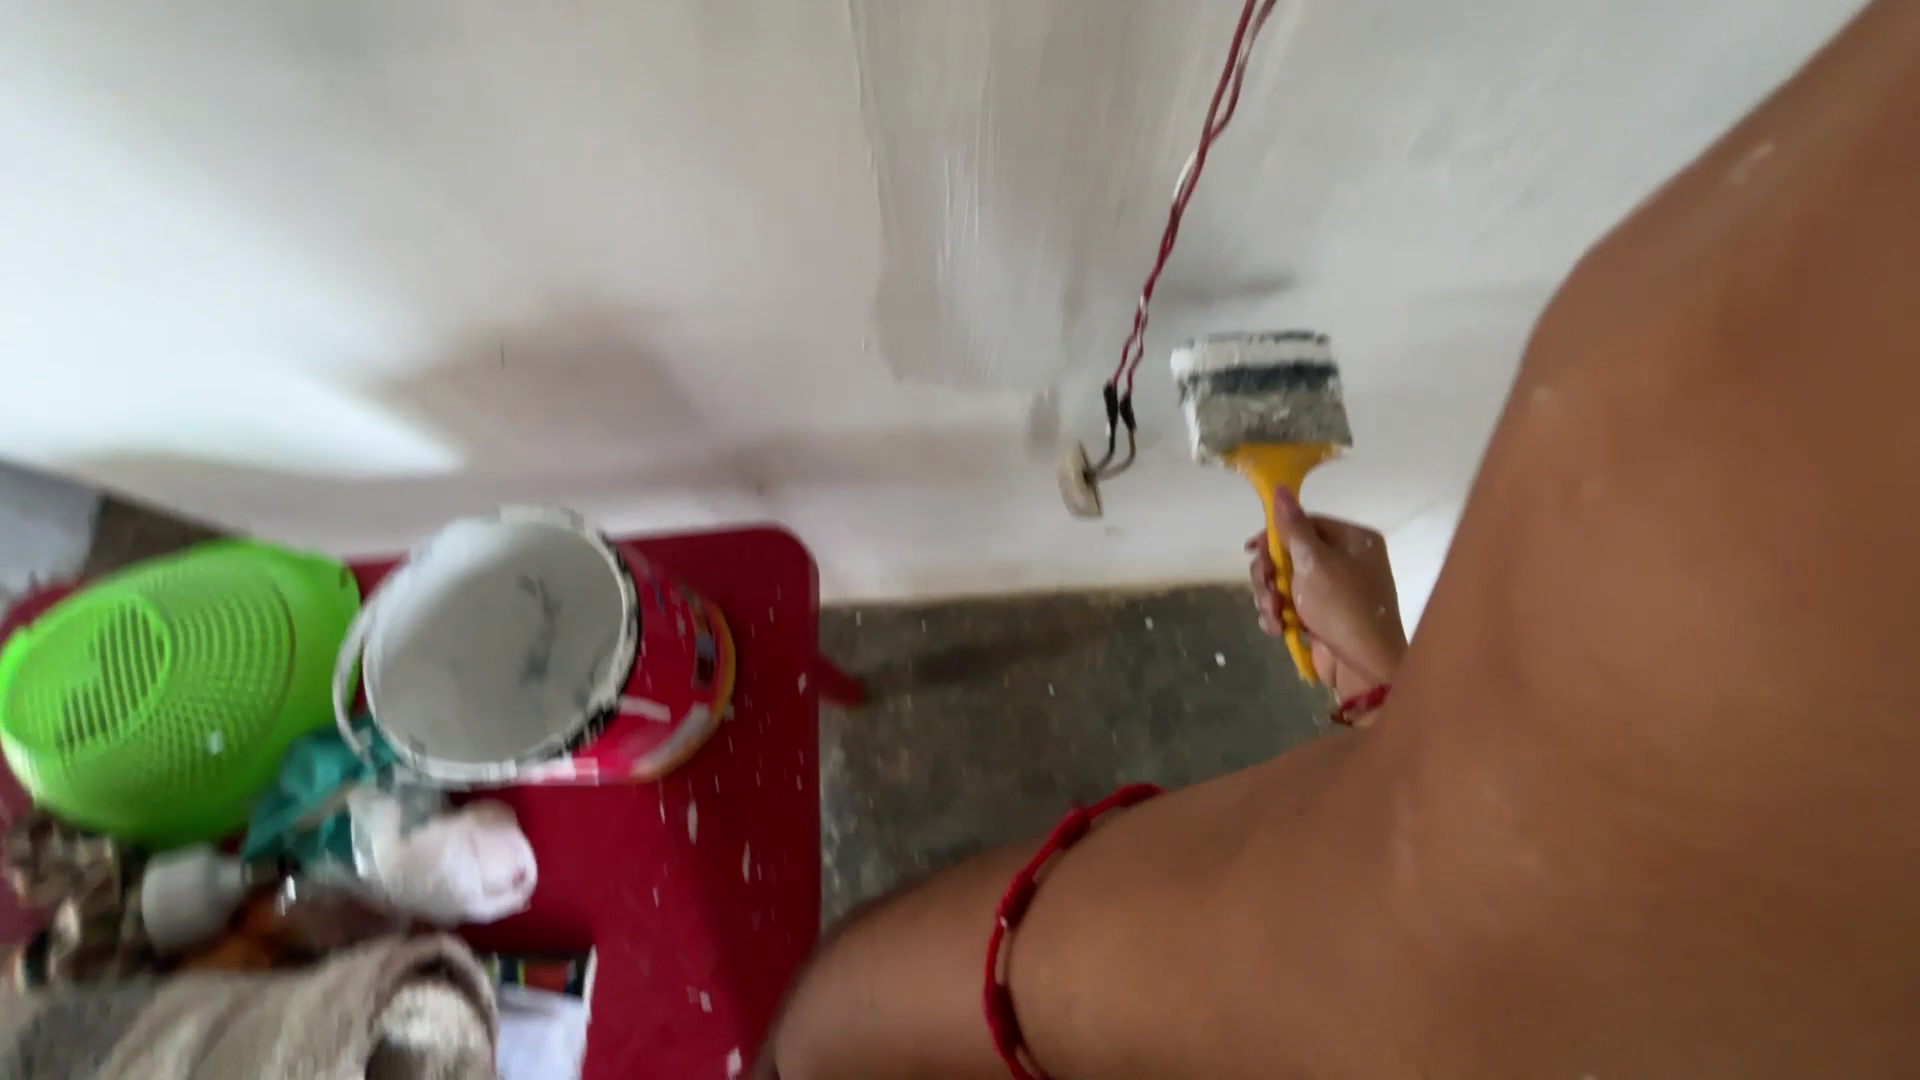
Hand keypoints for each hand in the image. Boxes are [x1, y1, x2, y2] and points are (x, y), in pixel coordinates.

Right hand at [1247, 489, 1406, 701]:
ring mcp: (1332, 590)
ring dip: (1270, 597)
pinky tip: (1278, 627)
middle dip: (1270, 573)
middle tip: (1265, 586)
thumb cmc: (1342, 605)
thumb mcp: (1314, 561)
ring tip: (1273, 613)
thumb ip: (1292, 527)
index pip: (1306, 524)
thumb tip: (1279, 490)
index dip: (1275, 536)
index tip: (1251, 550)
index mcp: (1353, 541)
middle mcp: (1345, 561)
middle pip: (1290, 553)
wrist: (1363, 665)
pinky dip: (1278, 614)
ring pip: (1284, 581)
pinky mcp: (1321, 615)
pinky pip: (1289, 604)